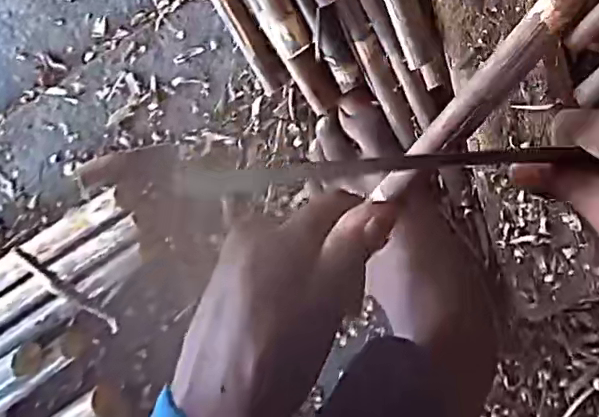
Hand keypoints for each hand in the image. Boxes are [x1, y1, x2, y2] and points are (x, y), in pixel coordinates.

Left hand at [170, 190, 399, 416]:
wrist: (214, 408)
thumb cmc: (277, 348)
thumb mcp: (327, 295)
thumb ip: (353, 244)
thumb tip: (383, 204)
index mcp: (276, 222)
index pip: (334, 201)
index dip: (363, 218)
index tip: (379, 247)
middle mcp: (251, 228)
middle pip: (313, 225)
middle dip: (339, 251)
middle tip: (349, 295)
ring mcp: (234, 257)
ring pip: (293, 249)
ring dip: (316, 270)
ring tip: (320, 312)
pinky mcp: (223, 286)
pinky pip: (271, 269)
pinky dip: (290, 285)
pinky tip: (290, 320)